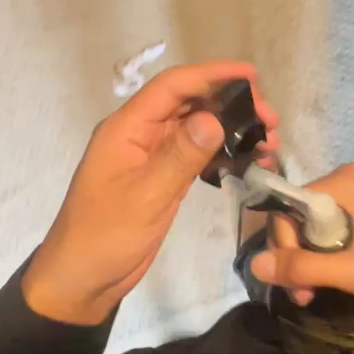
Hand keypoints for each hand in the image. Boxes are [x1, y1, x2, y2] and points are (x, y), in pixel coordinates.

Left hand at [24, 62, 279, 324]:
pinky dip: (222, 154)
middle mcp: (140, 135)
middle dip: (231, 103)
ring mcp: (152, 157)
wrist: (82, 280)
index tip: (253, 76)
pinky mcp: (163, 179)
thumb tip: (214, 118)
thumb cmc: (104, 236)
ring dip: (231, 129)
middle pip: (189, 103)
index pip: (173, 86)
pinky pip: (196, 154)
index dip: (212, 74)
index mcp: (127, 128)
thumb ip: (180, 156)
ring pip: (197, 128)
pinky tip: (249, 160)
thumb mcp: (144, 196)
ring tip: (268, 141)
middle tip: (271, 120)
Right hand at [249, 163, 353, 307]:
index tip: (295, 283)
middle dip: (296, 257)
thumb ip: (303, 267)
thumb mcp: (353, 271)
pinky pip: (333, 228)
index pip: (288, 208)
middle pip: (299, 217)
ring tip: (316, 293)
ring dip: (310, 260)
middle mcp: (348, 180)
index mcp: (343, 183)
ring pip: (314, 226)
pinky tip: (333, 278)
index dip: (284, 246)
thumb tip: (255, 264)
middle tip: (305, 295)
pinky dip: (328, 254)